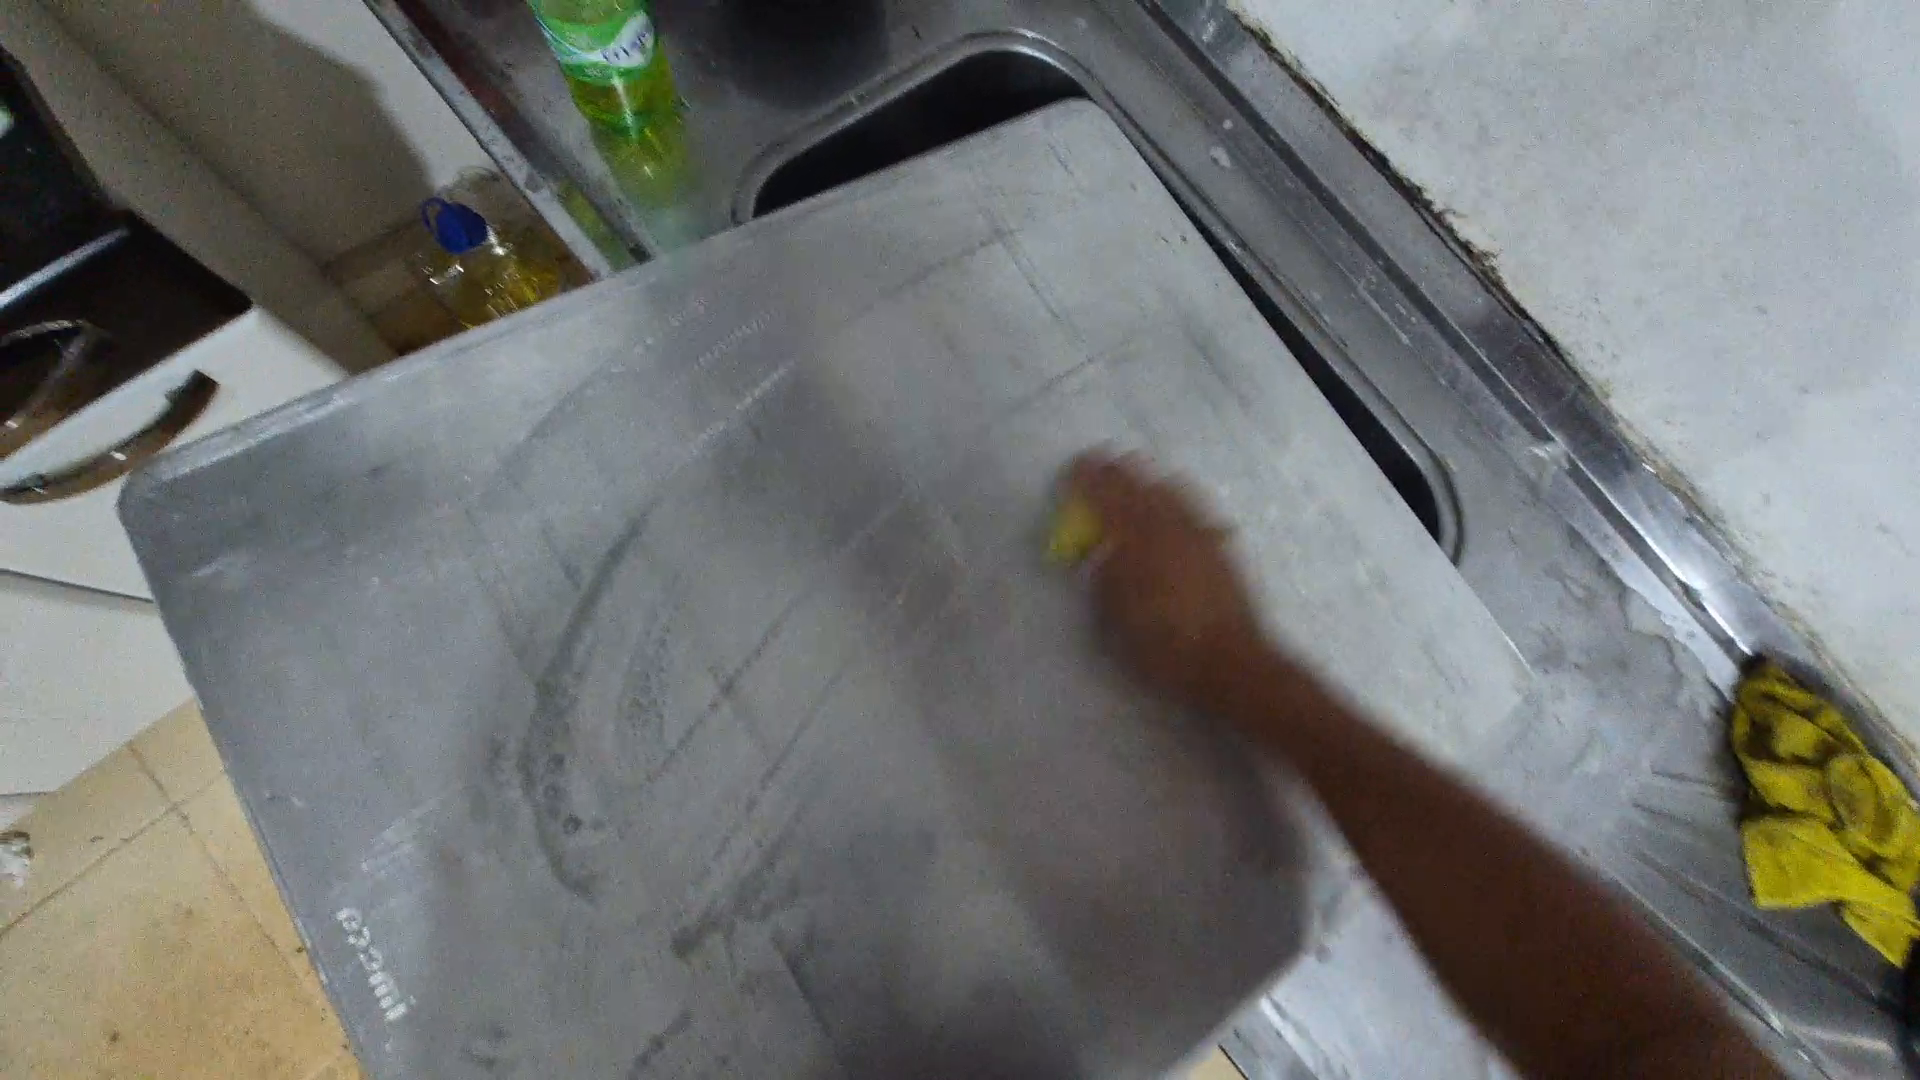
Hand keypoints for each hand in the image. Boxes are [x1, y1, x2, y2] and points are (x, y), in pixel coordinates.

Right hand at [1065, 452, 1266, 705]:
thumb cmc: (1161, 646)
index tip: (1075, 465)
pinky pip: (1196, 506)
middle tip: (1100, 462)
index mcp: (1134, 541)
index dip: (1088, 478)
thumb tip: (1097, 550)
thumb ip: (1102, 575)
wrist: (1229, 662)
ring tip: (1137, 473)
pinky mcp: (1221, 545)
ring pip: (1171, 489)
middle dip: (1116, 470)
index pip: (1106, 496)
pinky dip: (1178, 496)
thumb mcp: (1113, 617)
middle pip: (1139, 483)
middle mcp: (1168, 527)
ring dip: (1148, 477)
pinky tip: (1176, 501)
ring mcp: (1199, 533)